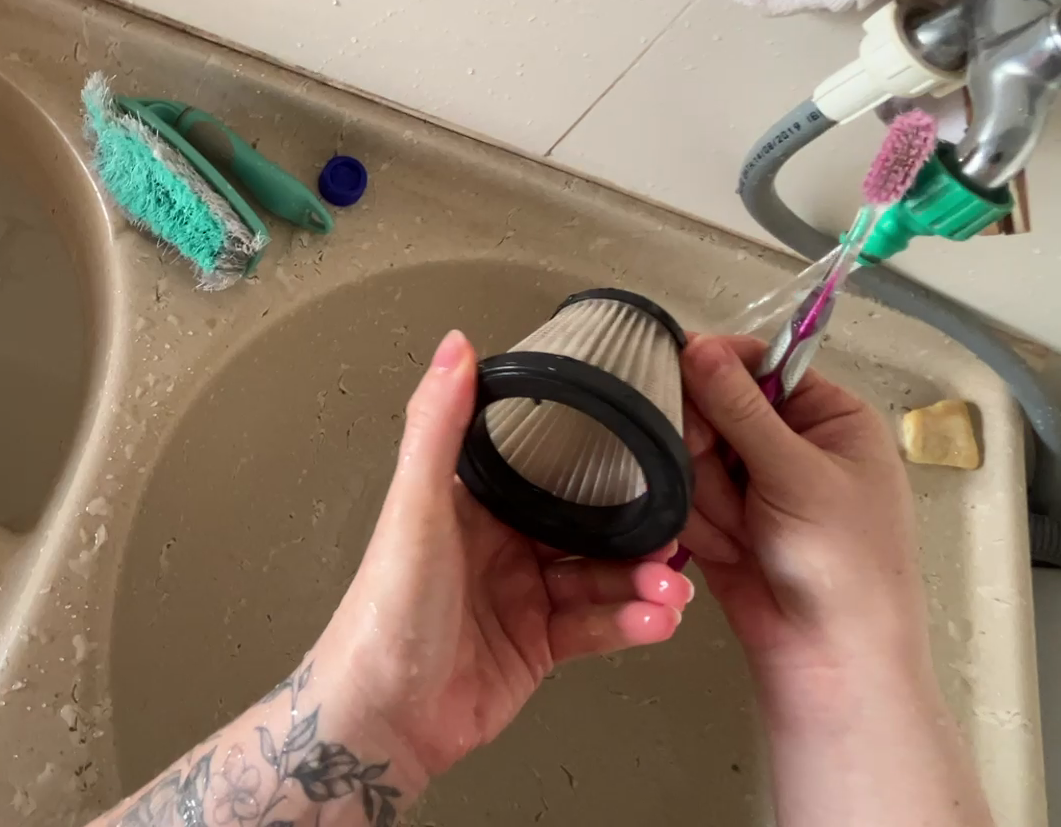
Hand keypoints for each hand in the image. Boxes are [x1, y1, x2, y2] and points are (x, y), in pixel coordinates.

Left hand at [309, 330, 692, 784]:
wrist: (387, 712)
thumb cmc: (388, 602)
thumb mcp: (418, 504)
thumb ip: (439, 424)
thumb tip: (456, 346)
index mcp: (470, 499)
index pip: (538, 465)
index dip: (589, 458)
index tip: (639, 451)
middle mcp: (497, 541)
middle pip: (579, 522)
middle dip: (631, 527)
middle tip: (673, 529)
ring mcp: (520, 592)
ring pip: (596, 573)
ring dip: (640, 578)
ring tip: (670, 586)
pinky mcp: (538, 642)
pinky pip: (595, 624)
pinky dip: (629, 620)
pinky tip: (654, 619)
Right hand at [676, 334, 930, 688]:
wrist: (824, 657)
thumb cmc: (839, 560)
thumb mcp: (796, 476)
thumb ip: (740, 408)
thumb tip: (696, 343)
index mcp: (824, 414)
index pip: (754, 360)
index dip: (713, 367)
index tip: (680, 384)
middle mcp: (782, 436)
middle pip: (707, 404)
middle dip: (708, 449)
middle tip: (726, 481)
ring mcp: (746, 474)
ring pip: (685, 448)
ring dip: (706, 494)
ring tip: (742, 532)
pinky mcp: (715, 506)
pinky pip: (677, 487)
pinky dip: (696, 520)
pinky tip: (728, 549)